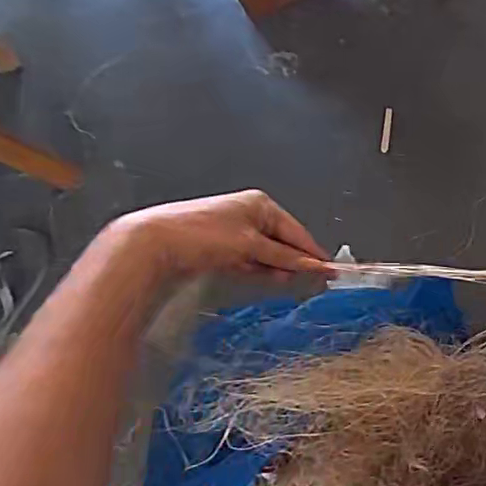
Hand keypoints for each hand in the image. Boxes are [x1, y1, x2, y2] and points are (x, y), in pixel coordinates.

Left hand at [107, 191, 330, 281]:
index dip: (312, 251)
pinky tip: (267, 278)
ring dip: (276, 266)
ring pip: (266, 252)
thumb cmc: (206, 236)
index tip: (329, 270)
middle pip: (282, 241)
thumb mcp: (251, 246)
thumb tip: (316, 265)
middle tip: (310, 281)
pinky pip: (249, 258)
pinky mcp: (221, 246)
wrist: (156, 243)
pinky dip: (259, 268)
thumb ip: (285, 257)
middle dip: (293, 260)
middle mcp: (249, 213)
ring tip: (288, 281)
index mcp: (260, 204)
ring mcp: (234, 230)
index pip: (296, 230)